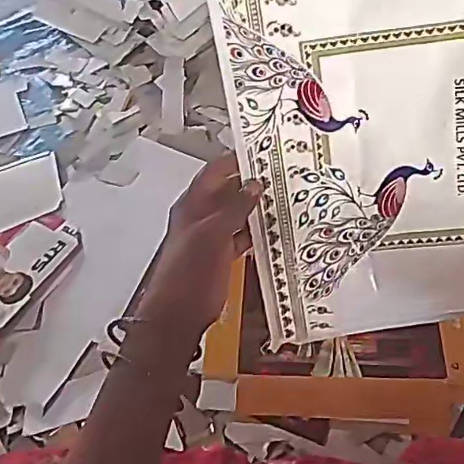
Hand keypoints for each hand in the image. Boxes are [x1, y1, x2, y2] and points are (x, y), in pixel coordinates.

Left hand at [131, 158, 264, 345]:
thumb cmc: (187, 272)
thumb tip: (254, 186)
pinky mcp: (222, 254)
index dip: (235, 160)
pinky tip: (274, 228)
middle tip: (279, 174)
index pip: (215, 172)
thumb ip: (234, 207)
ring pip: (237, 212)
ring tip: (282, 196)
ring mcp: (213, 235)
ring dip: (257, 206)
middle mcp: (203, 216)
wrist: (181, 311)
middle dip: (251, 182)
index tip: (260, 152)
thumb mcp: (213, 233)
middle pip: (228, 190)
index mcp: (193, 205)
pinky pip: (242, 234)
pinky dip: (257, 230)